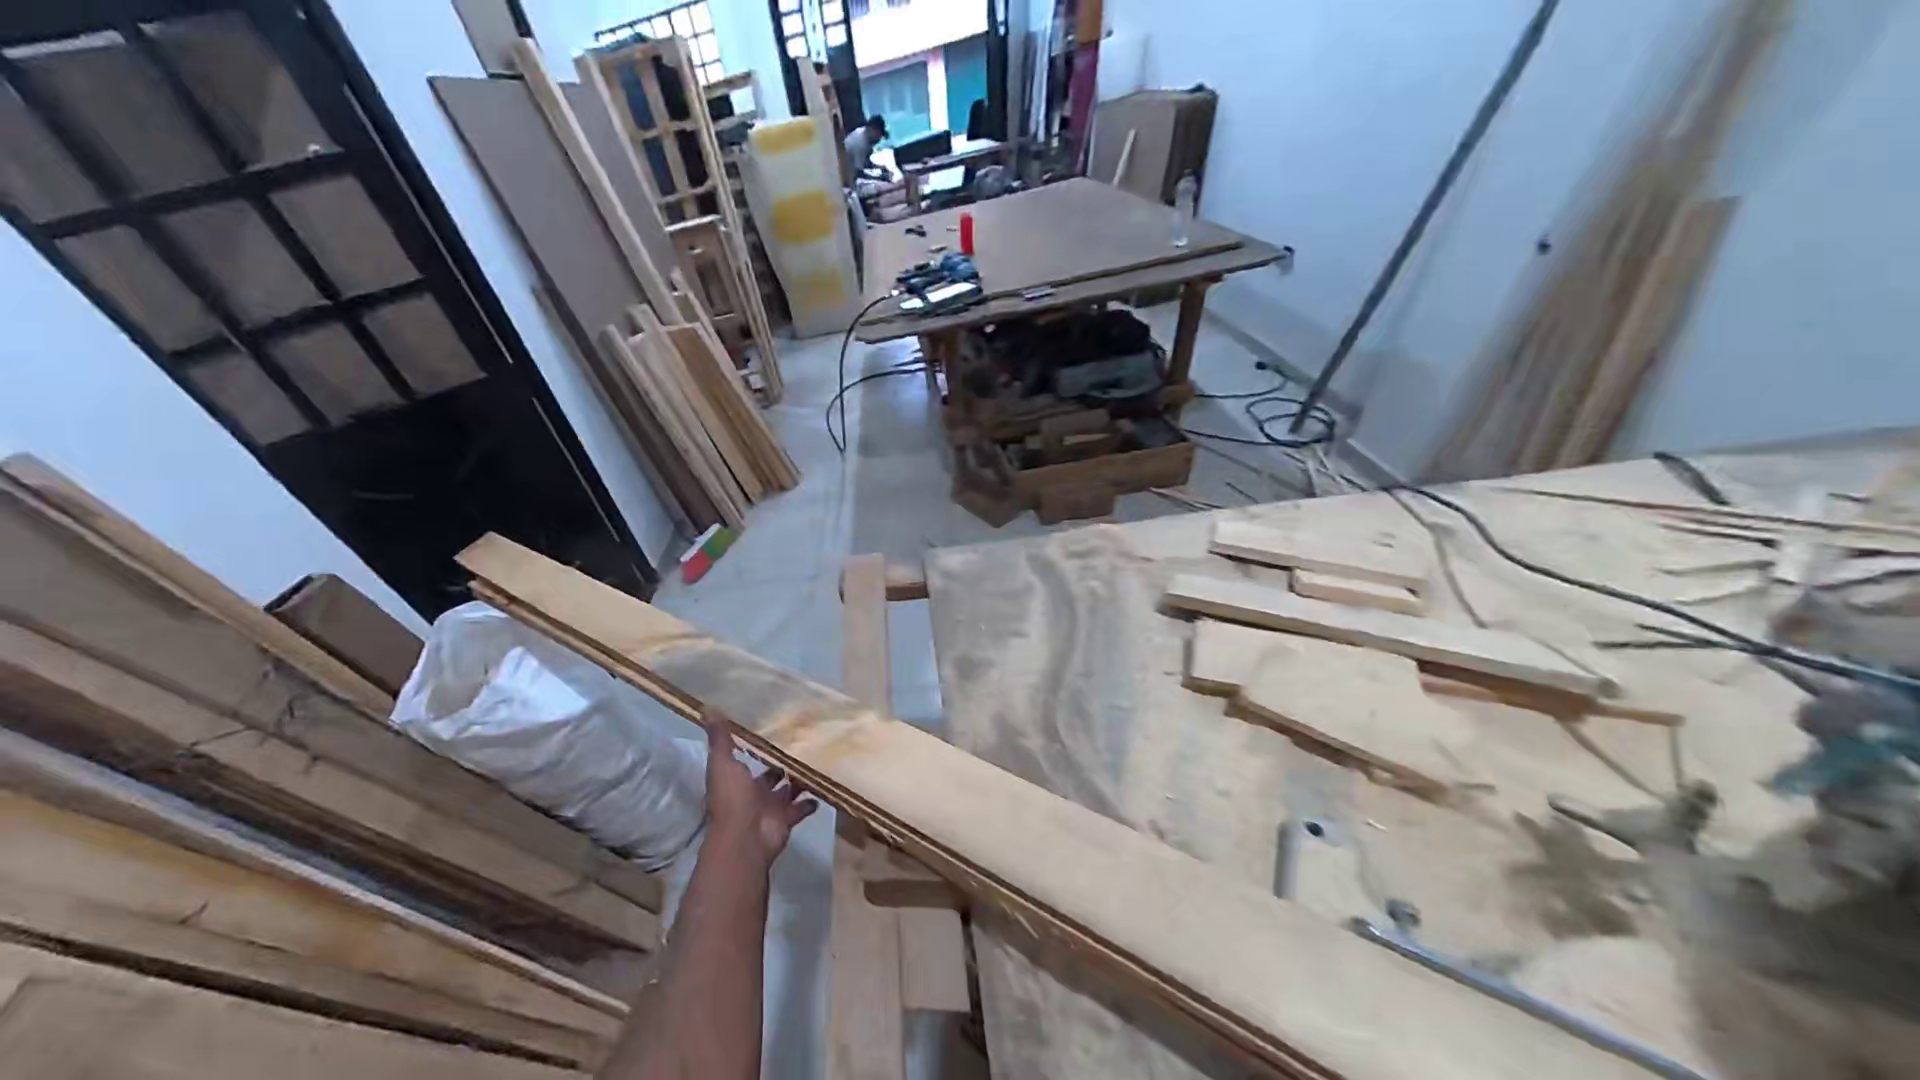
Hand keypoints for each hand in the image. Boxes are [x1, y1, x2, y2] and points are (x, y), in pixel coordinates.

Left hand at [703, 710, 817, 867]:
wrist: (744, 838)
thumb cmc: (732, 798)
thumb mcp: (722, 762)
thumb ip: (719, 738)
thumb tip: (708, 706)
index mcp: (737, 780)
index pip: (749, 761)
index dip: (759, 749)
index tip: (775, 732)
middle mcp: (754, 794)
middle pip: (771, 777)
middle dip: (782, 766)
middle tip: (802, 745)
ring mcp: (771, 808)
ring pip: (788, 791)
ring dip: (799, 781)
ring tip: (817, 761)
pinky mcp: (787, 820)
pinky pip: (801, 809)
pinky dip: (810, 802)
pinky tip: (822, 789)